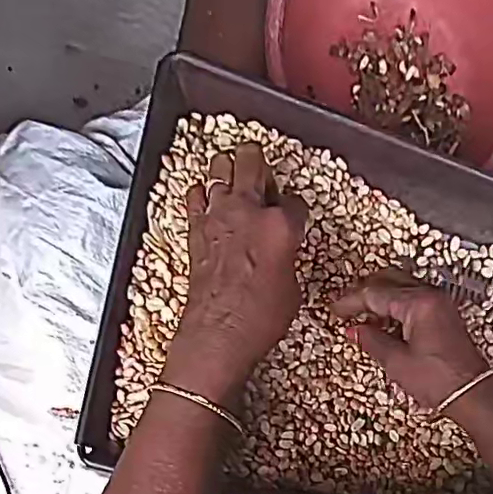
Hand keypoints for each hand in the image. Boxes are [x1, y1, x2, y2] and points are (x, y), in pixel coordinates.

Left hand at [161, 143, 308, 404]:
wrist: (219, 333)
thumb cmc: (259, 319)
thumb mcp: (292, 291)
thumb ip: (287, 261)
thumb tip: (281, 257)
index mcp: (281, 226)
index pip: (295, 202)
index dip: (297, 209)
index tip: (296, 216)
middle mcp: (249, 212)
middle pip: (252, 163)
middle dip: (258, 160)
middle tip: (260, 162)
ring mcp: (218, 217)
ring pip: (219, 168)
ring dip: (228, 167)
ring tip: (233, 170)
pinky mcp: (196, 230)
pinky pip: (195, 196)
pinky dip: (201, 192)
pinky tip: (206, 195)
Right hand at [330, 273, 492, 418]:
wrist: (472, 394)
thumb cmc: (437, 381)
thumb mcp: (397, 362)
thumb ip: (371, 340)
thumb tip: (353, 330)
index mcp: (419, 303)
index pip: (376, 293)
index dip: (351, 302)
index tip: (335, 311)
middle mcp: (431, 295)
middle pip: (390, 281)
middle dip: (365, 294)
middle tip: (346, 310)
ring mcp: (440, 304)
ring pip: (402, 289)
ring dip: (380, 301)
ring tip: (362, 321)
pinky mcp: (443, 315)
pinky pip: (414, 301)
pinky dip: (395, 309)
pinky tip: (384, 327)